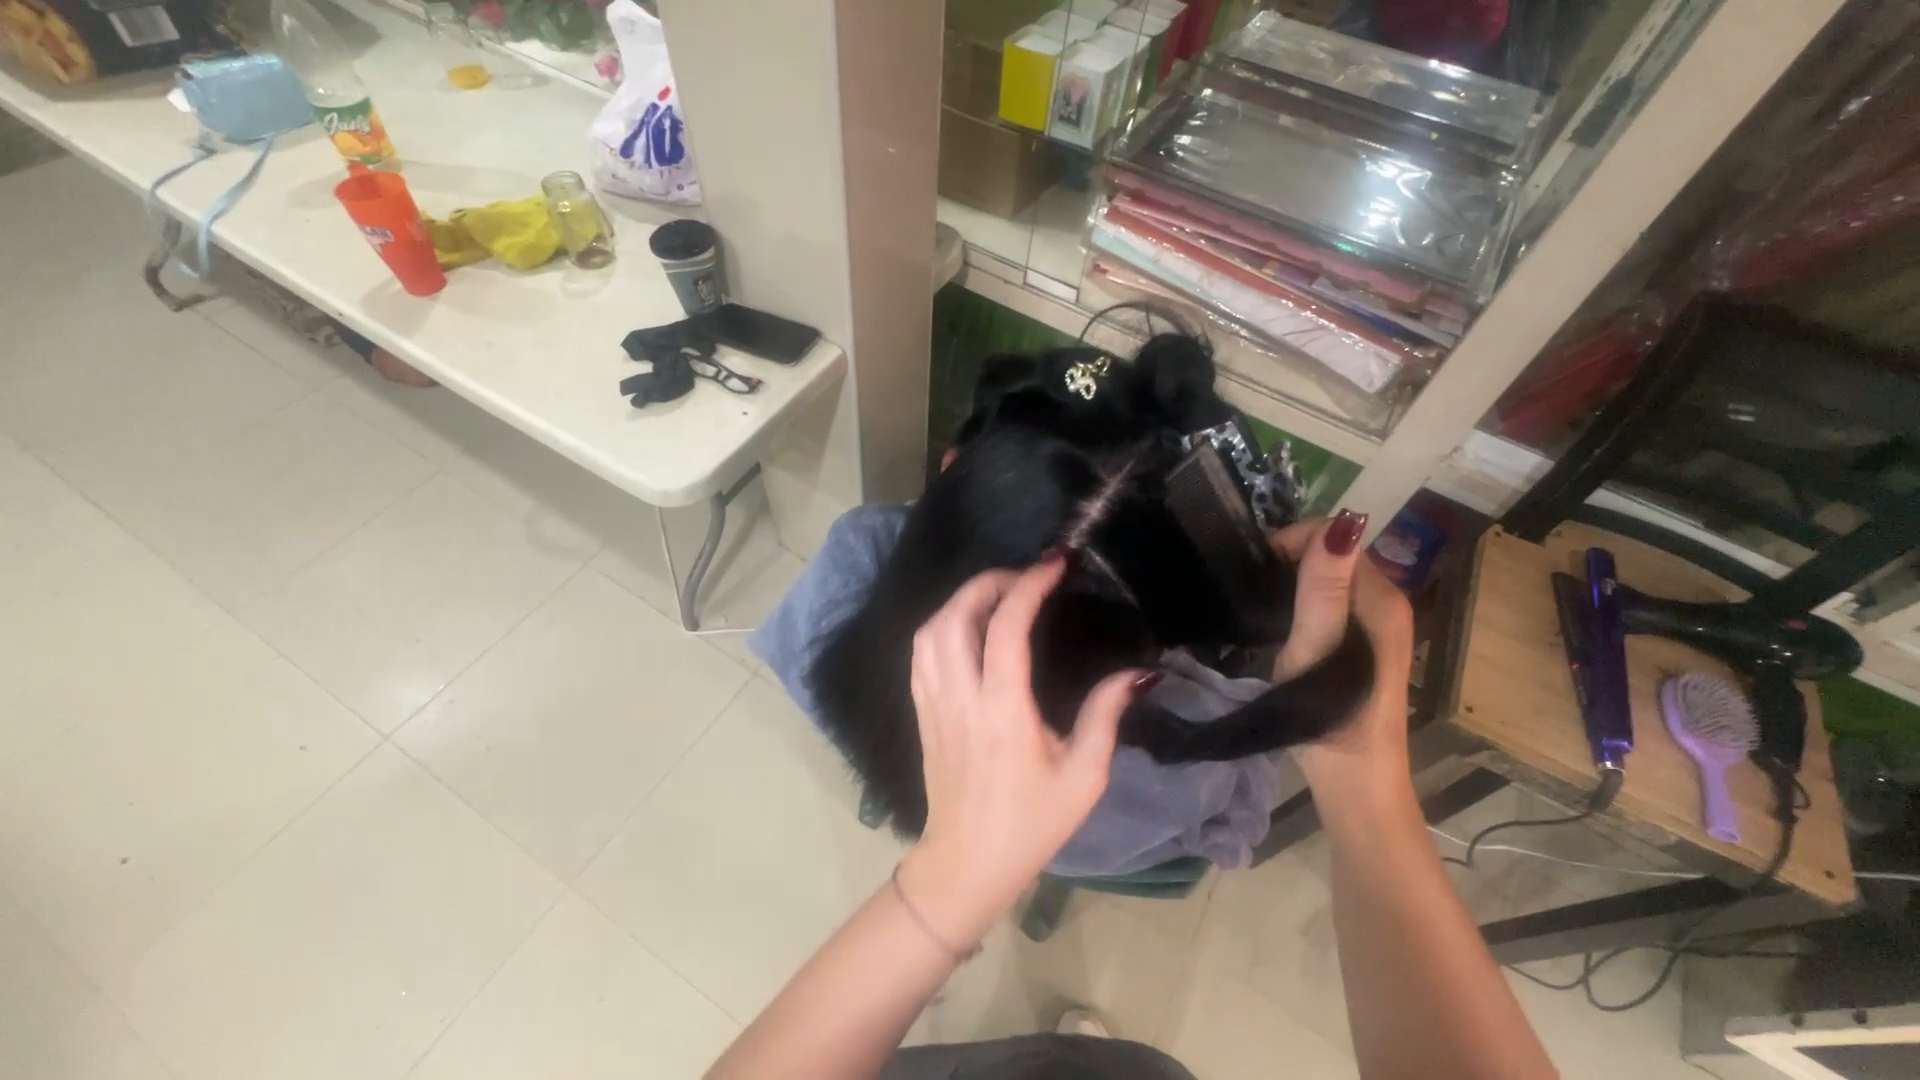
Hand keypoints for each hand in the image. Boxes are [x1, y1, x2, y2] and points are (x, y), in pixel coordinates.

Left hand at [897, 554, 1145, 949]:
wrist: (967, 864)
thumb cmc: (1031, 824)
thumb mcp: (1083, 777)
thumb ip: (1106, 717)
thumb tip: (1137, 672)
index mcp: (1001, 711)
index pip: (1006, 628)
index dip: (1029, 586)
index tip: (1055, 563)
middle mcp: (960, 698)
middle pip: (955, 617)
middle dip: (988, 582)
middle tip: (1024, 576)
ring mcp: (933, 704)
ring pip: (930, 631)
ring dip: (960, 601)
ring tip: (997, 595)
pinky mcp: (922, 713)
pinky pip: (921, 654)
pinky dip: (941, 626)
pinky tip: (966, 628)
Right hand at [1265, 512, 1416, 788]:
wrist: (1353, 778)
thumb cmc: (1329, 711)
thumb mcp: (1316, 645)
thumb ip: (1325, 586)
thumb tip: (1342, 521)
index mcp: (1381, 597)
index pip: (1334, 536)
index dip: (1290, 542)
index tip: (1252, 573)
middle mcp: (1387, 603)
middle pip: (1334, 556)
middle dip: (1291, 560)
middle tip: (1251, 593)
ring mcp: (1378, 626)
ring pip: (1331, 580)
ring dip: (1294, 583)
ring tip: (1260, 608)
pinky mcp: (1366, 646)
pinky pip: (1333, 604)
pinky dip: (1304, 604)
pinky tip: (1281, 628)